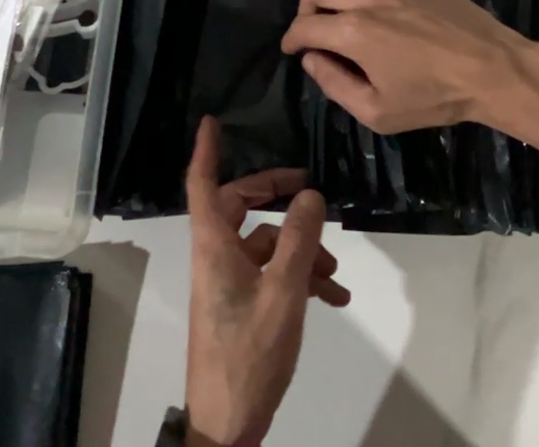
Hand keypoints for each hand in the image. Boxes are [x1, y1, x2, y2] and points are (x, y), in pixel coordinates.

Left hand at [185, 117, 347, 445]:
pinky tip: (335, 297)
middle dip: (276, 196)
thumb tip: (310, 195)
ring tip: (336, 273)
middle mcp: (217, 257)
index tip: (213, 122)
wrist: (227, 421)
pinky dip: (301, 278)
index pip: (202, 185)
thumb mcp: (283, 293)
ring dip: (302, 249)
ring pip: (265, 245)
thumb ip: (300, 241)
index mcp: (214, 246)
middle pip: (241, 208)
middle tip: (309, 189)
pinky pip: (272, 275)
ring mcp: (229, 283)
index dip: (206, 151)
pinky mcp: (242, 306)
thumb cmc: (249, 352)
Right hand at [279, 0, 538, 134]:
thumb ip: (335, 86)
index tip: (292, 51)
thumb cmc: (435, 96)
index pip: (304, 27)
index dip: (291, 41)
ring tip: (333, 6)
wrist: (491, 67)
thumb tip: (312, 60)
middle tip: (313, 30)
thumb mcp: (378, 112)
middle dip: (304, 10)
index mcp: (352, 32)